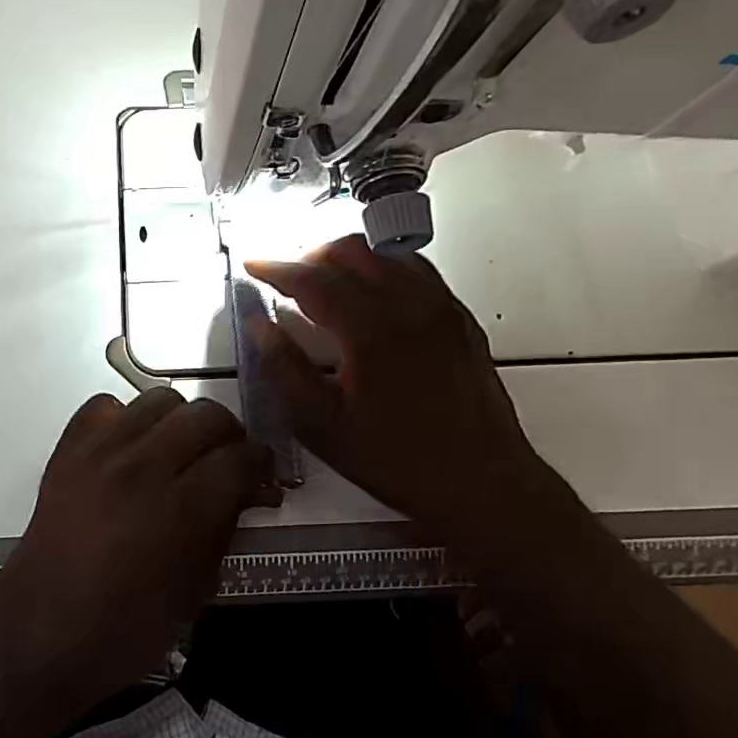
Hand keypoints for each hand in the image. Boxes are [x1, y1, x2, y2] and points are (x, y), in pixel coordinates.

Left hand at [0, 389, 276, 707]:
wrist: (43, 625)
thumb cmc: (125, 627)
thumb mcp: (195, 590)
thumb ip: (223, 529)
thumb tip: (245, 493)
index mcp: (181, 508)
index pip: (239, 457)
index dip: (260, 464)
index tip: (262, 474)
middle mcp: (143, 465)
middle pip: (204, 415)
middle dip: (228, 435)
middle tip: (228, 460)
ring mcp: (101, 449)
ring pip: (159, 399)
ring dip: (181, 421)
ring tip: (180, 450)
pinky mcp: (69, 446)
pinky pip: (106, 405)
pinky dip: (126, 419)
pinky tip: (130, 447)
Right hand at [245, 235, 549, 535]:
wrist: (483, 485)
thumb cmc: (396, 460)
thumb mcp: (319, 424)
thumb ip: (282, 368)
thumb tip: (260, 326)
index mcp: (371, 330)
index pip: (314, 279)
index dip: (276, 269)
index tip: (254, 266)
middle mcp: (410, 306)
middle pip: (352, 252)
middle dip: (311, 258)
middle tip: (288, 281)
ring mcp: (441, 309)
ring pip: (386, 254)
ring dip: (347, 259)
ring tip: (325, 285)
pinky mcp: (460, 319)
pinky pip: (417, 270)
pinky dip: (383, 268)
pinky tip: (370, 295)